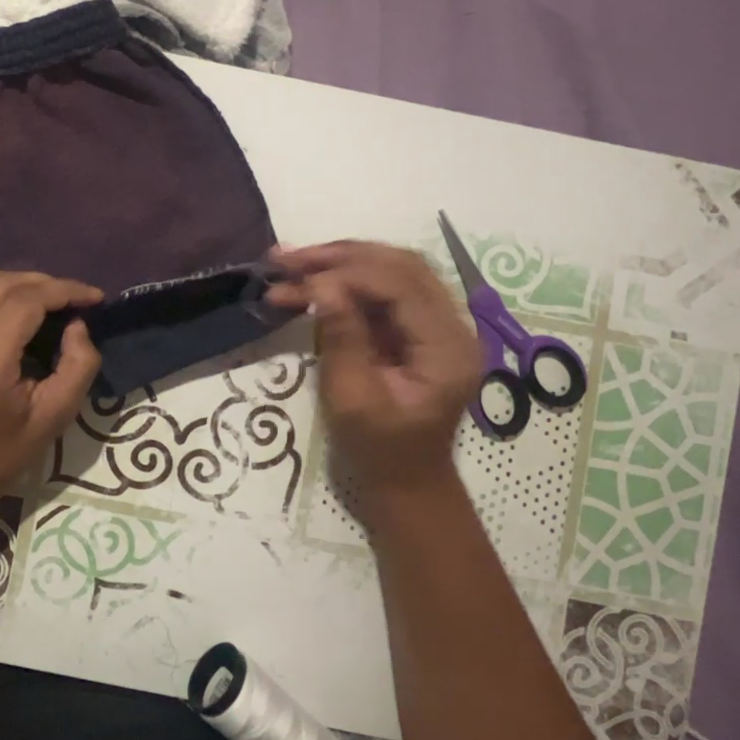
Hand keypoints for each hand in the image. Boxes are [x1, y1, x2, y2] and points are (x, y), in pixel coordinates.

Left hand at [0, 268, 103, 509]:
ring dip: (12, 278)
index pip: (26, 301)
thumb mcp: (56, 417)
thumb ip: (78, 367)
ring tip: (39, 297)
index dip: (64, 290)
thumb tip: (77, 324)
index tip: (93, 298)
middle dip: (45, 283)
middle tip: (73, 300)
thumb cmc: (5, 450)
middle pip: (3, 284)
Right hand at [267, 242, 478, 506]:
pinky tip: (309, 281)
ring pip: (392, 268)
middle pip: (400, 265)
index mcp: (446, 348)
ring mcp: (438, 324)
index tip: (294, 278)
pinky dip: (346, 279)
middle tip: (286, 259)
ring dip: (340, 261)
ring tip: (289, 262)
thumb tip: (322, 285)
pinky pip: (385, 288)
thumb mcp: (353, 399)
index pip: (399, 285)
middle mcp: (453, 326)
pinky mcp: (418, 328)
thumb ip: (343, 337)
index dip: (345, 273)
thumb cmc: (379, 449)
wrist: (406, 482)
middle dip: (340, 256)